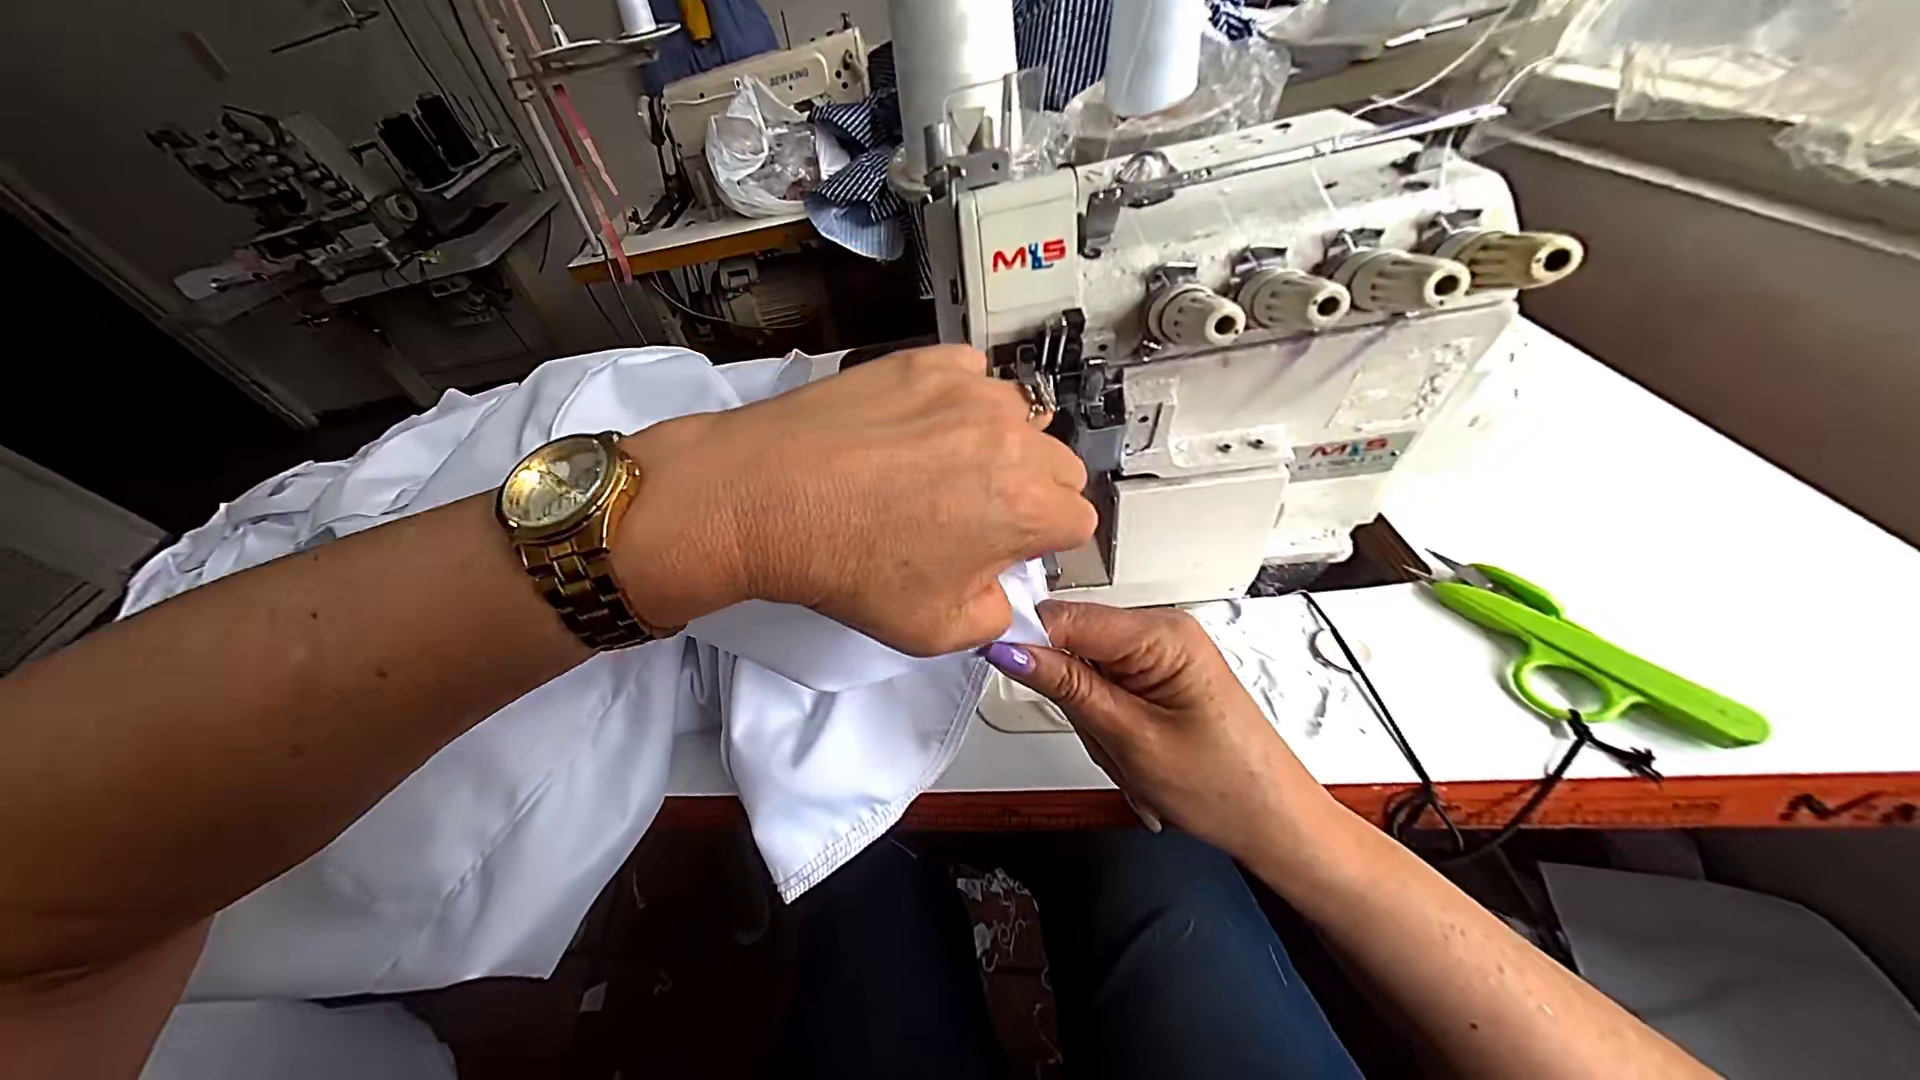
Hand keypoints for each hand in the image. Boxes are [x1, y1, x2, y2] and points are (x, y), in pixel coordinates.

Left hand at [616, 346, 1095, 654]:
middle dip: (1030, 491)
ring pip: (1020, 419)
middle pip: (1058, 465)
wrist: (765, 497)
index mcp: (1026, 507)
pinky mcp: (928, 363)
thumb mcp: (935, 630)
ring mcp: (970, 392)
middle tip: (976, 510)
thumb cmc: (842, 561)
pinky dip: (959, 403)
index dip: (1043, 538)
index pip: (1077, 519)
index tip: (1010, 542)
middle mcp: (1012, 439)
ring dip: (998, 444)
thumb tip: (1001, 591)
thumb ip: (995, 616)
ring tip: (940, 468)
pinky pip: (972, 379)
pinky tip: (918, 432)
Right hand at [987, 601, 1337, 860]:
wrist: (1277, 823)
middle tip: (1101, 739)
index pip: (1067, 615)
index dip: (1025, 638)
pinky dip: (1105, 722)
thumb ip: (1067, 687)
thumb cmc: (1229, 786)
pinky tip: (1132, 751)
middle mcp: (1162, 631)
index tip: (996, 664)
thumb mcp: (1132, 739)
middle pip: (1072, 641)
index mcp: (1162, 633)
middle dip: (1071, 696)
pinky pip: (1104, 684)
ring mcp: (1160, 652)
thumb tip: (1013, 649)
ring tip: (1127, 755)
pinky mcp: (1157, 672)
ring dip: (1090, 719)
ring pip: (1083, 669)